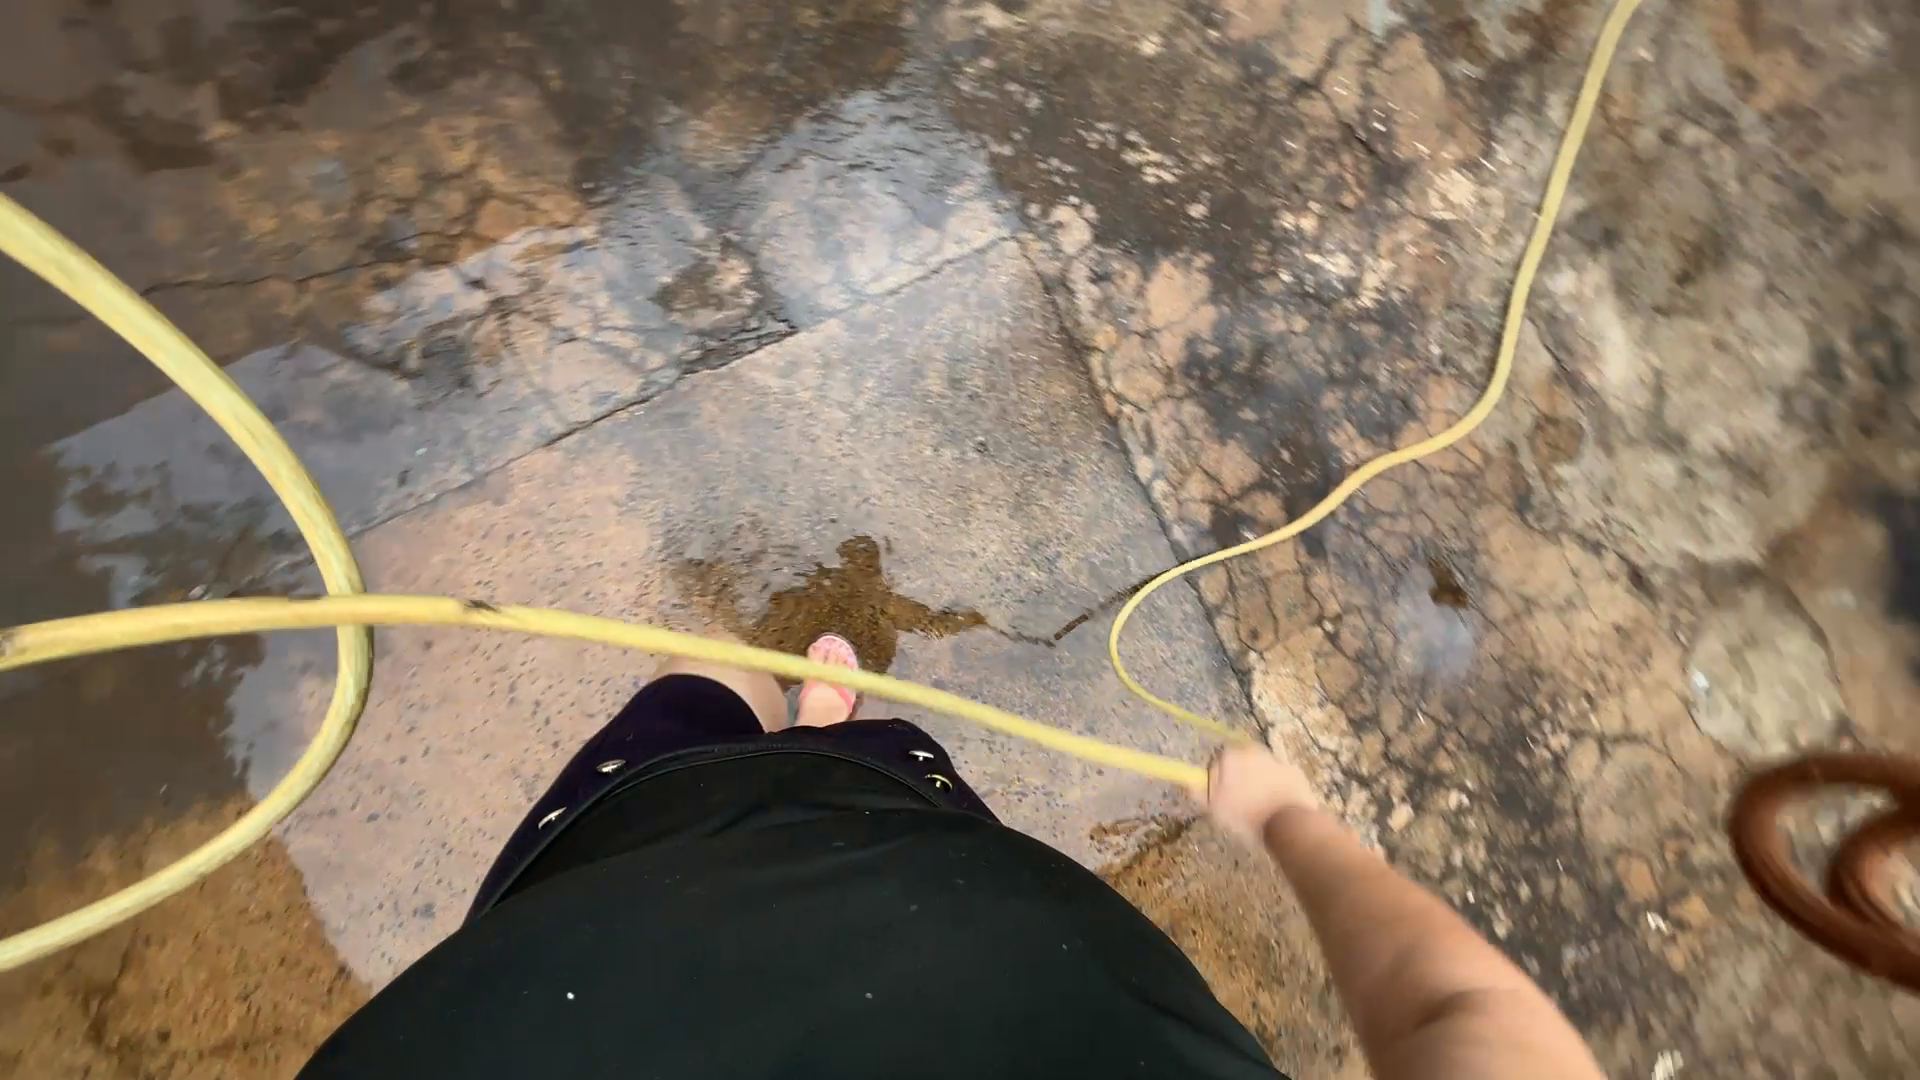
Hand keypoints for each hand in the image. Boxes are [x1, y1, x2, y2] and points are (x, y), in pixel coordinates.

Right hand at [1197, 742, 1319, 845]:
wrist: (1289, 824)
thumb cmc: (1246, 816)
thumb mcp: (1216, 809)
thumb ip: (1200, 792)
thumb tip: (1190, 783)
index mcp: (1230, 757)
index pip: (1218, 762)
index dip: (1218, 779)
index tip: (1221, 796)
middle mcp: (1252, 751)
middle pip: (1241, 761)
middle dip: (1240, 776)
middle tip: (1241, 800)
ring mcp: (1276, 760)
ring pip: (1262, 768)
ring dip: (1260, 780)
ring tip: (1261, 804)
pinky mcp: (1295, 771)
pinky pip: (1282, 777)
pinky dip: (1279, 786)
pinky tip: (1278, 804)